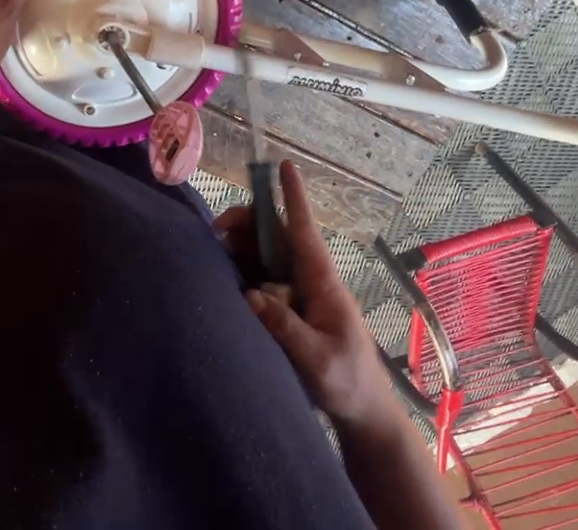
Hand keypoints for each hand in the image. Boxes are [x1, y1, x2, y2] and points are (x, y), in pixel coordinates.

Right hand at [215, 161, 401, 434]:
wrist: (363, 412)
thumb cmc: (348, 382)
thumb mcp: (318, 359)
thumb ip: (286, 327)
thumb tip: (251, 294)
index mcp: (322, 282)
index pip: (304, 230)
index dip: (293, 197)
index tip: (285, 166)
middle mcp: (309, 278)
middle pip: (277, 236)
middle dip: (248, 222)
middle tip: (216, 229)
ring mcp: (299, 293)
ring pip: (266, 253)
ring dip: (241, 243)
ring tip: (214, 246)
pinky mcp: (289, 308)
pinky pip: (262, 276)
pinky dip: (242, 267)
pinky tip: (224, 272)